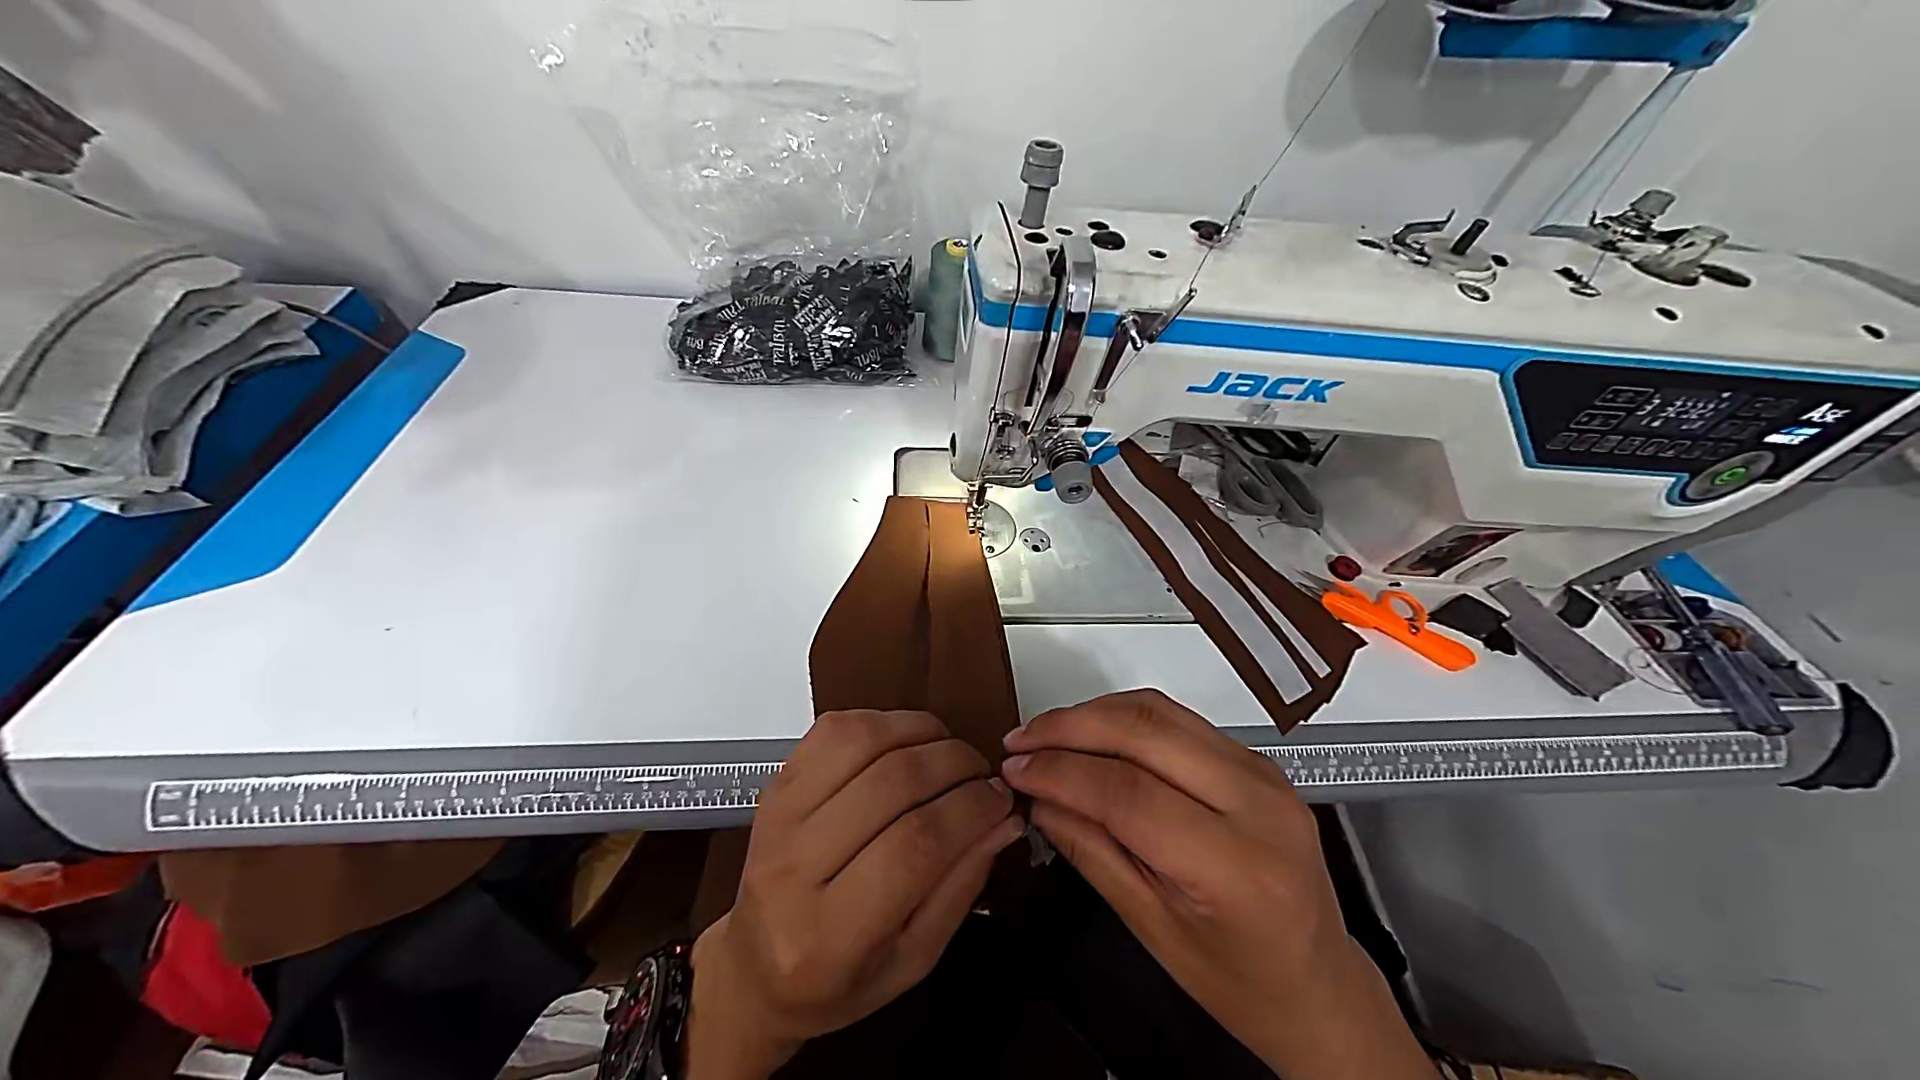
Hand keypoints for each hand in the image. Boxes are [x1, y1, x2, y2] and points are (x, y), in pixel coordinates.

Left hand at [686, 710, 1025, 1079]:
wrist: (756, 970)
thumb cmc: (837, 980)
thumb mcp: (914, 958)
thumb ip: (962, 885)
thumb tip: (1003, 817)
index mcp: (829, 935)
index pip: (913, 848)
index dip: (970, 810)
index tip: (1001, 800)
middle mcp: (792, 869)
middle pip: (890, 784)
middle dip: (955, 765)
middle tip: (983, 774)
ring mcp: (778, 817)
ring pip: (861, 742)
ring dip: (922, 733)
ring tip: (949, 752)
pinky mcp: (776, 785)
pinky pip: (834, 729)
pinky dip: (883, 722)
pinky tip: (907, 741)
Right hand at [1002, 690, 1434, 1079]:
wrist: (1317, 984)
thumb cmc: (1241, 980)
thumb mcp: (1150, 928)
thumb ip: (1089, 851)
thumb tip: (1037, 797)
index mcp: (1235, 865)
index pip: (1127, 793)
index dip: (1059, 772)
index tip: (1016, 769)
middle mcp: (1258, 804)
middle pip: (1144, 731)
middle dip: (1068, 727)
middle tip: (1022, 740)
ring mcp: (1263, 773)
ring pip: (1160, 711)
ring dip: (1093, 713)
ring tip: (1046, 734)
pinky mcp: (1256, 760)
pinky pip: (1179, 718)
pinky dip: (1124, 716)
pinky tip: (1092, 731)